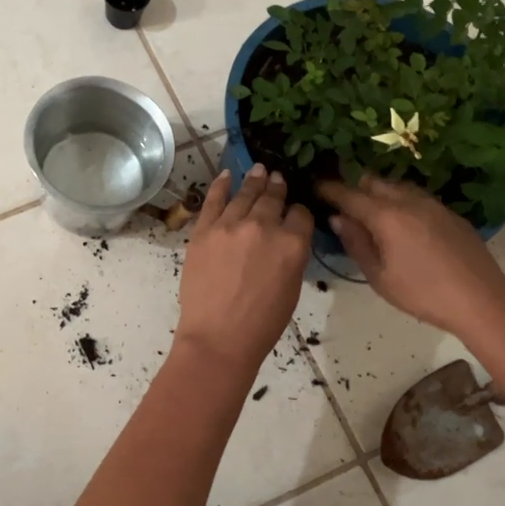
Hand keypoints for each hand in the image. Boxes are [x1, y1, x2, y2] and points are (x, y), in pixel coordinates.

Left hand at [177, 164, 312, 371]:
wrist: (219, 336)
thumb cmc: (262, 323)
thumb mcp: (291, 288)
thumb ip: (291, 256)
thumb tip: (287, 237)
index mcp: (292, 244)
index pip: (300, 214)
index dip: (299, 211)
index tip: (296, 209)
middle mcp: (263, 227)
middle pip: (272, 199)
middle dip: (276, 187)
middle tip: (277, 177)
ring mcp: (230, 225)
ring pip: (245, 195)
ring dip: (253, 181)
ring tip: (258, 170)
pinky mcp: (204, 230)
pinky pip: (213, 200)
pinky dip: (220, 185)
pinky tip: (227, 175)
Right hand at [317, 176, 504, 339]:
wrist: (482, 302)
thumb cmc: (423, 294)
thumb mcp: (379, 276)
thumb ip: (356, 243)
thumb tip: (338, 218)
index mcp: (386, 216)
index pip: (349, 194)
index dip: (329, 189)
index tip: (315, 186)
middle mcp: (409, 202)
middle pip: (374, 182)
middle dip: (355, 188)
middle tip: (344, 204)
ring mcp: (434, 205)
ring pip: (398, 187)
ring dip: (380, 193)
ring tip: (374, 214)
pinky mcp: (451, 214)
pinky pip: (419, 198)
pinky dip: (403, 203)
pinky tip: (405, 225)